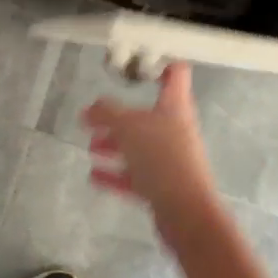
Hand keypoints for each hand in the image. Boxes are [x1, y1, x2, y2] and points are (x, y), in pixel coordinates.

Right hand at [84, 63, 221, 227]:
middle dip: (118, 117)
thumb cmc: (161, 158)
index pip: (175, 74)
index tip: (136, 68)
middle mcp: (175, 128)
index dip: (159, 65)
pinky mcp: (163, 186)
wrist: (186, 212)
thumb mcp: (128, 127)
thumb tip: (92, 107)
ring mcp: (170, 158)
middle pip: (147, 114)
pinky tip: (94, 175)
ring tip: (91, 147)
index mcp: (174, 105)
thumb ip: (107, 113)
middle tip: (93, 119)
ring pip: (139, 146)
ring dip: (114, 145)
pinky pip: (136, 174)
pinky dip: (115, 173)